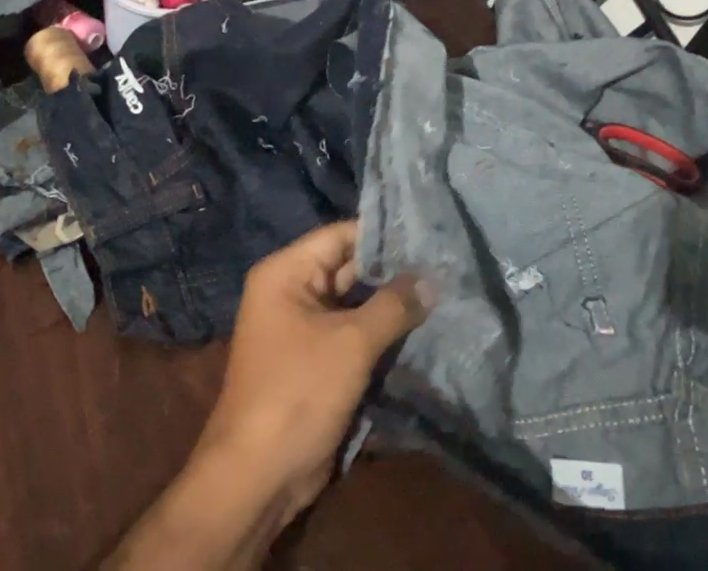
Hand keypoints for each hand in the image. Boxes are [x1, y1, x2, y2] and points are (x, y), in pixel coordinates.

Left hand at [195, 221, 430, 521]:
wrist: (259, 472)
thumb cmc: (299, 391)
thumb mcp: (351, 343)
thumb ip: (394, 305)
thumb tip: (432, 279)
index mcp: (285, 273)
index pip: (340, 235)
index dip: (384, 235)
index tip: (432, 236)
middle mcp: (290, 292)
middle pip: (348, 268)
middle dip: (395, 272)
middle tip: (447, 268)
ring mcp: (302, 328)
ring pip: (354, 304)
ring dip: (392, 305)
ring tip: (445, 294)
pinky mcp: (316, 361)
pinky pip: (353, 335)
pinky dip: (382, 333)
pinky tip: (424, 329)